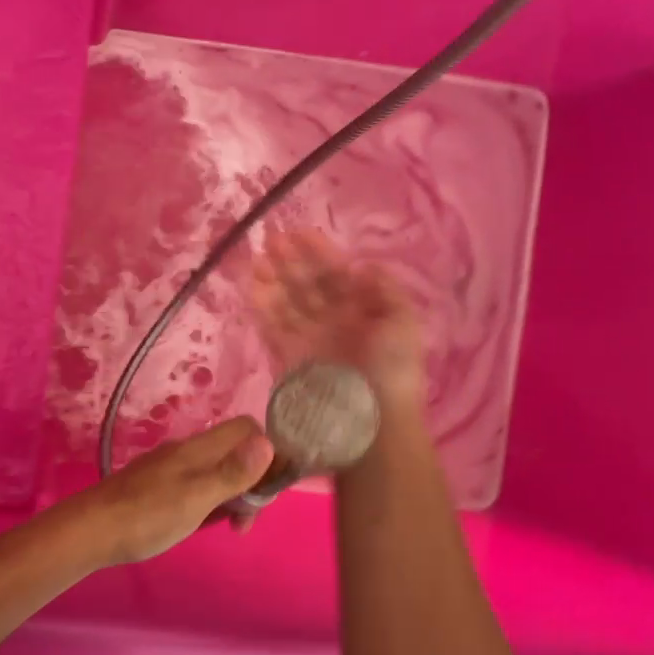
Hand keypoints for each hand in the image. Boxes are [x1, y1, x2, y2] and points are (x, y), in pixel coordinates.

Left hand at [57, 418, 275, 566]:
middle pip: (236, 452)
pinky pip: (198, 487)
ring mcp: (171, 470)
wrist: (91, 531)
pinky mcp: (159, 488)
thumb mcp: (197, 497)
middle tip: (247, 519)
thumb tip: (269, 442)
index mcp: (199, 449)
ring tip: (231, 527)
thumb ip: (233, 472)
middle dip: (254, 481)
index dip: (269, 452)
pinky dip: (211, 503)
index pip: (247, 429)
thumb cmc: (148, 516)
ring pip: (218, 472)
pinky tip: (205, 525)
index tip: (271, 490)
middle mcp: (187, 452)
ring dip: (234, 496)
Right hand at [251, 231, 426, 408]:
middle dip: (289, 261)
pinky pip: (270, 324)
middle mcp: (332, 320)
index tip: (300, 232)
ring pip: (284, 301)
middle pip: (306, 284)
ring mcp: (307, 338)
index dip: (319, 253)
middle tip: (270, 239)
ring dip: (270, 278)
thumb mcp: (403, 324)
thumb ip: (384, 291)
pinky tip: (250, 285)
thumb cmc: (391, 371)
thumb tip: (361, 265)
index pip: (336, 275)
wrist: (369, 422)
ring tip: (255, 259)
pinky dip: (259, 305)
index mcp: (362, 311)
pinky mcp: (285, 355)